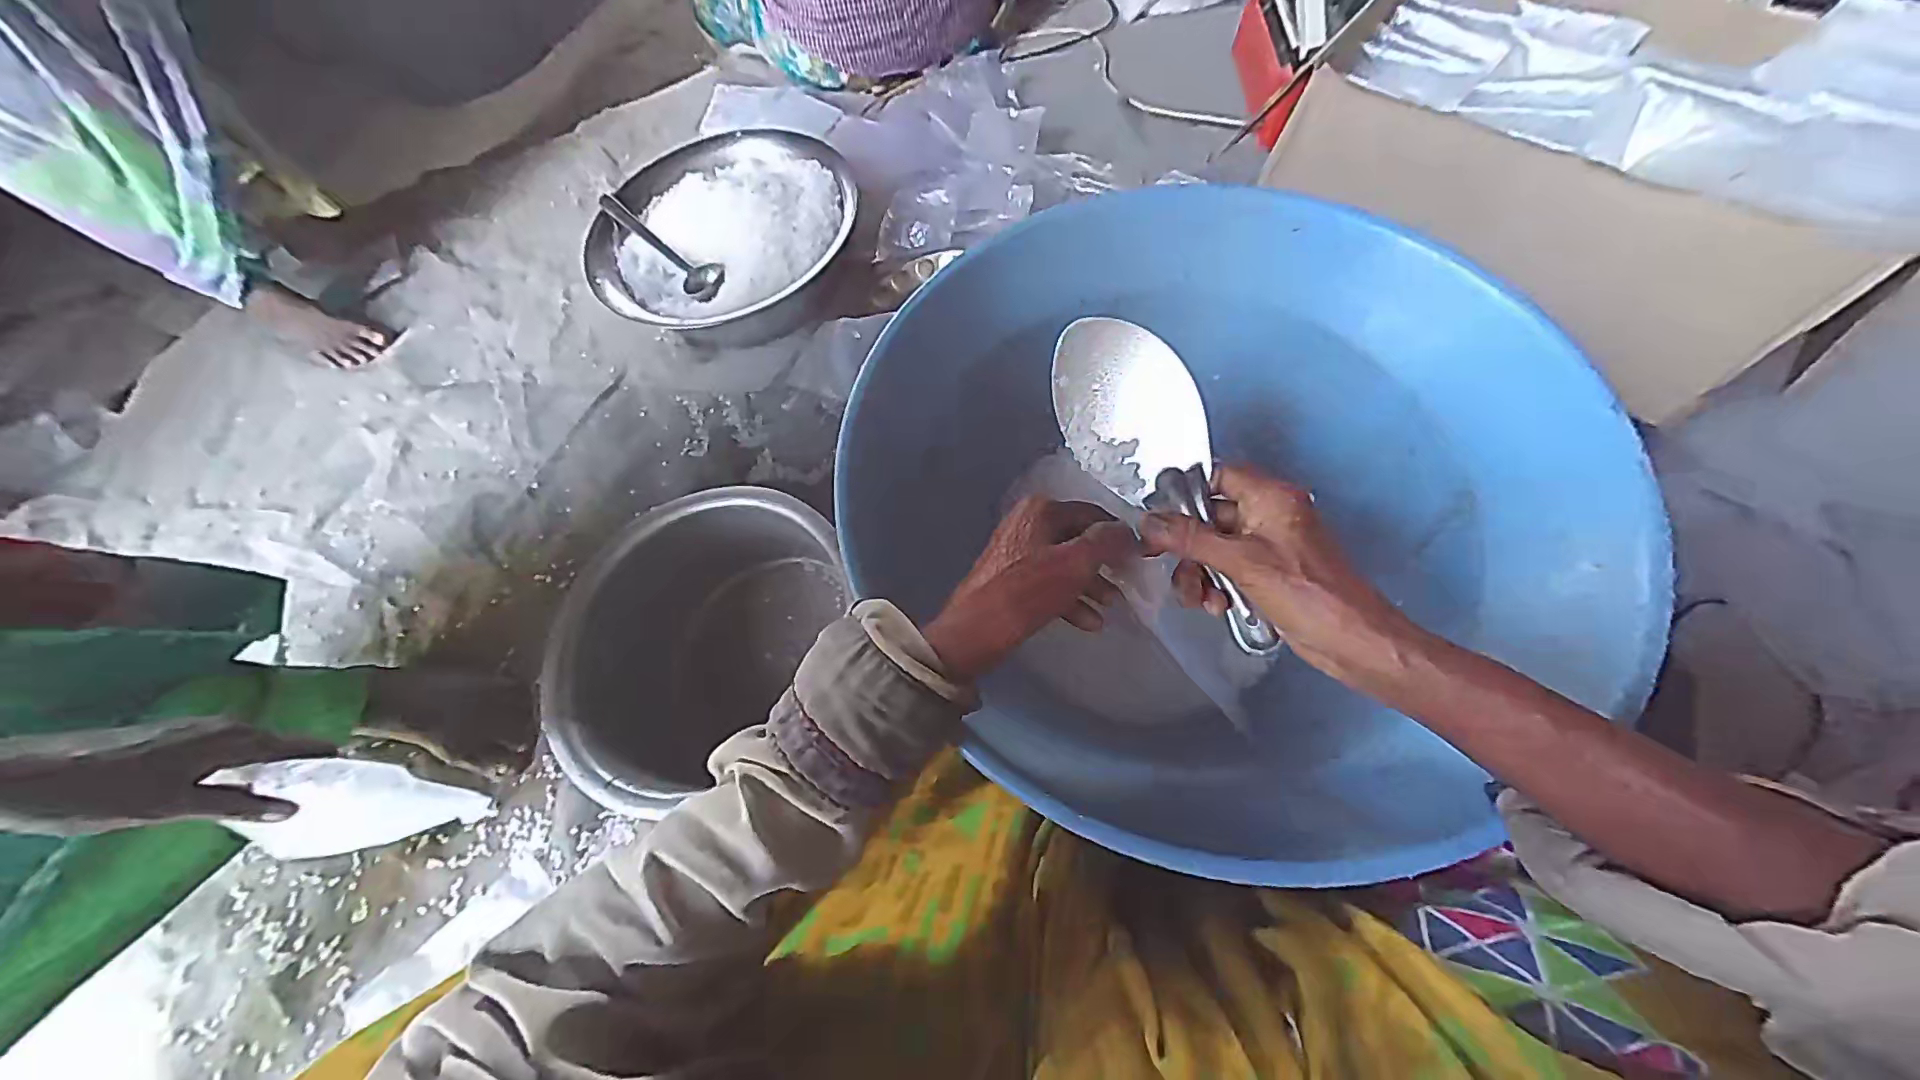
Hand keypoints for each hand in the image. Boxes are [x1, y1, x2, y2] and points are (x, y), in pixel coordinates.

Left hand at [0, 715, 335, 834]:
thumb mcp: (169, 807)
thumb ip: (235, 805)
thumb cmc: (98, 793)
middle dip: (301, 760)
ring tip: (283, 785)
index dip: (324, 757)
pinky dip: (243, 761)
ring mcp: (195, 729)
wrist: (17, 776)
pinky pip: (227, 746)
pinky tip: (233, 781)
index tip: (351, 768)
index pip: (296, 745)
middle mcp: (222, 726)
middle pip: (277, 742)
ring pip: (251, 743)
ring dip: (270, 761)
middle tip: (322, 783)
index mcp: (232, 739)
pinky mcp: (172, 736)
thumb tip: (294, 808)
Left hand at [922, 497, 1138, 679]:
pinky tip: (1088, 620)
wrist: (974, 631)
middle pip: (1079, 539)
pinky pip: (1049, 581)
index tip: (1139, 557)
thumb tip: (1127, 530)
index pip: (1093, 514)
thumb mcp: (1074, 564)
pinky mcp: (1011, 578)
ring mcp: (1017, 551)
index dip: (1118, 536)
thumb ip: (1105, 543)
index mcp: (1040, 511)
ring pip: (1065, 563)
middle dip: (1104, 564)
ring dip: (1090, 584)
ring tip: (1110, 605)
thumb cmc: (1025, 594)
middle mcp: (1027, 523)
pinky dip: (1069, 597)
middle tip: (1126, 584)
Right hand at [1140, 464, 1415, 682]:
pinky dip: (1214, 585)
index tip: (1161, 517)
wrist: (1350, 640)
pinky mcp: (1265, 573)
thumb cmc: (1309, 594)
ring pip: (1213, 548)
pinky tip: (1217, 604)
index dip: (1187, 493)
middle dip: (1188, 546)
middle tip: (1165, 561)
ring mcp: (1267, 546)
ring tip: (1200, 596)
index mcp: (1271, 498)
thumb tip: (1152, 523)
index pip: (1218, 476)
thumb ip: (1191, 539)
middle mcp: (1269, 516)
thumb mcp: (1240, 561)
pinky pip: (1226, 570)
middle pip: (1210, 516)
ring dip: (1198, 572)